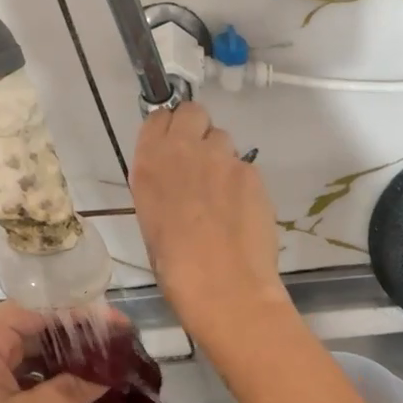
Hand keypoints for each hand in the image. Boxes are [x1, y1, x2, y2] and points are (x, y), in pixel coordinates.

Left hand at [0, 302, 104, 402]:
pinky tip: (74, 388)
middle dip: (70, 339)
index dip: (77, 317)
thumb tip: (110, 373)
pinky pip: (10, 377)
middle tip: (114, 347)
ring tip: (102, 367)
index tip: (117, 324)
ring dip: (58, 362)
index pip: (30, 312)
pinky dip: (40, 380)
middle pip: (23, 330)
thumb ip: (73, 388)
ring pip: (19, 355)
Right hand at [130, 102, 289, 338]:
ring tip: (228, 198)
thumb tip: (179, 193)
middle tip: (205, 166)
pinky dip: (246, 186)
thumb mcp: (153, 227)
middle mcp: (184, 150)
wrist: (224, 289)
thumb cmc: (178, 272)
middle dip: (199, 132)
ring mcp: (222, 159)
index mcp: (149, 164)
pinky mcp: (252, 174)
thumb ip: (163, 194)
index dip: (171, 132)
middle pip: (194, 113)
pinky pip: (248, 169)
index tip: (177, 150)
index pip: (159, 119)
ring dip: (224, 160)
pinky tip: (246, 216)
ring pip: (224, 140)